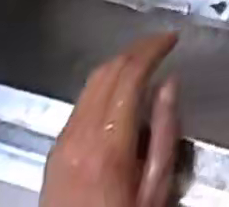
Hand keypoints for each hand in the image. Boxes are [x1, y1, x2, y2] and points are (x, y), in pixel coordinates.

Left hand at [42, 33, 180, 206]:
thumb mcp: (156, 189)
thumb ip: (165, 132)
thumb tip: (169, 82)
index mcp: (109, 142)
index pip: (130, 74)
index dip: (153, 48)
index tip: (173, 38)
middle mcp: (80, 134)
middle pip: (108, 70)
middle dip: (138, 48)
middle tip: (163, 42)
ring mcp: (63, 141)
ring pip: (92, 81)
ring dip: (121, 61)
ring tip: (147, 58)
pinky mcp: (55, 151)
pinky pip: (83, 101)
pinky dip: (106, 82)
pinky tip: (123, 88)